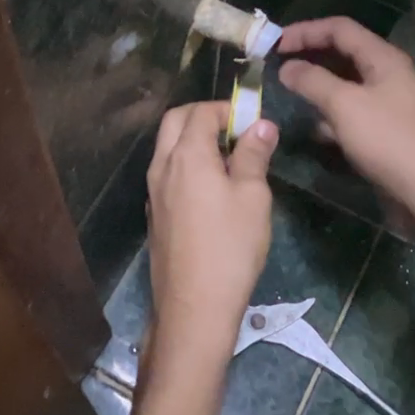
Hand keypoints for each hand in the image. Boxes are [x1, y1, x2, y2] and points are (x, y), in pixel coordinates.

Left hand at [146, 102, 279, 355]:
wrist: (194, 306)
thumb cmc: (230, 247)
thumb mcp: (252, 197)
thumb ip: (253, 155)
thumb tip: (261, 125)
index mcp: (186, 155)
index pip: (201, 112)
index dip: (228, 109)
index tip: (254, 122)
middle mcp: (162, 167)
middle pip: (175, 122)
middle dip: (204, 117)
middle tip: (237, 132)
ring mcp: (154, 193)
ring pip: (167, 148)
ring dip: (194, 141)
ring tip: (230, 161)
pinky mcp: (155, 216)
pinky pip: (167, 174)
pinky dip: (186, 166)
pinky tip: (212, 190)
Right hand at [277, 17, 414, 206]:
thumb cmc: (388, 140)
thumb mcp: (344, 105)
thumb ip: (312, 81)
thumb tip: (287, 67)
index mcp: (383, 58)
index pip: (339, 29)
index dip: (305, 31)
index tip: (273, 45)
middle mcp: (386, 75)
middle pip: (342, 54)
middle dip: (309, 57)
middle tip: (276, 65)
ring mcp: (386, 104)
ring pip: (344, 85)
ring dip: (316, 86)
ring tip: (287, 93)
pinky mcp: (382, 131)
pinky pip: (349, 113)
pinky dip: (329, 114)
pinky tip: (313, 128)